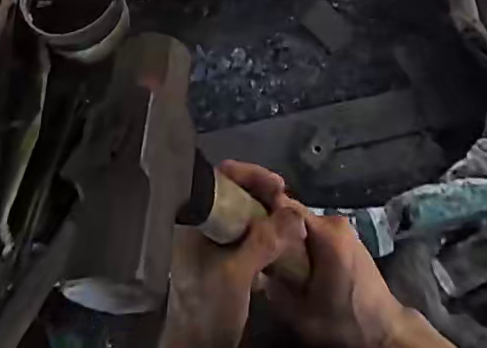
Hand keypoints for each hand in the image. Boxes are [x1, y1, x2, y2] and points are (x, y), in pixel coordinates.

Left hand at [159, 161, 306, 347]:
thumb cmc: (207, 312)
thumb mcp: (237, 274)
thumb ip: (264, 241)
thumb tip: (294, 215)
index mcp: (193, 222)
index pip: (220, 178)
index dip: (250, 175)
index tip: (276, 185)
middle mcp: (200, 226)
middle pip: (235, 192)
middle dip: (264, 194)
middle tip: (285, 202)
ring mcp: (211, 242)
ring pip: (243, 212)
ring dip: (268, 213)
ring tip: (288, 220)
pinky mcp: (223, 257)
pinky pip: (248, 231)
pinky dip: (266, 230)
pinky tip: (281, 239)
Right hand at [263, 207, 441, 347]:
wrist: (383, 328)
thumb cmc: (344, 321)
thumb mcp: (302, 315)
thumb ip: (275, 290)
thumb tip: (254, 269)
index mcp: (326, 233)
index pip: (287, 206)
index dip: (264, 210)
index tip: (244, 220)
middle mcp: (335, 221)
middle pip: (295, 214)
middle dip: (274, 227)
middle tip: (252, 243)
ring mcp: (343, 227)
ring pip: (305, 223)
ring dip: (288, 236)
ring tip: (268, 253)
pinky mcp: (346, 237)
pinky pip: (316, 231)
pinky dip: (302, 241)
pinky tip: (291, 259)